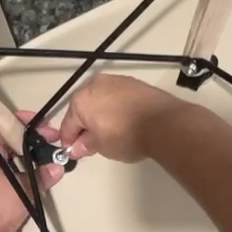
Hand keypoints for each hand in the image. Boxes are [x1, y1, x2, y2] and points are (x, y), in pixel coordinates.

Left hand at [0, 111, 69, 231]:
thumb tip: (60, 166)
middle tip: (53, 139)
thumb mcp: (25, 188)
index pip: (4, 127)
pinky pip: (15, 172)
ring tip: (52, 154)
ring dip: (32, 155)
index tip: (43, 124)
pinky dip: (28, 170)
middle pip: (11, 141)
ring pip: (14, 157)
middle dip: (33, 139)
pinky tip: (44, 173)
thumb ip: (43, 175)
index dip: (24, 122)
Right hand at [57, 74, 188, 162]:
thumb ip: (85, 145)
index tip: (72, 151)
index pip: (68, 124)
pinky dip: (115, 108)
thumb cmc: (125, 135)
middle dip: (84, 125)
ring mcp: (116, 81)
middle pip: (83, 108)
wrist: (163, 123)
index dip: (68, 140)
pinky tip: (122, 121)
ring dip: (100, 114)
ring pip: (100, 100)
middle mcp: (95, 85)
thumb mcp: (101, 146)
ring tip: (108, 132)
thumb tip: (77, 147)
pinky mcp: (134, 83)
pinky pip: (117, 97)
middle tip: (90, 143)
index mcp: (81, 100)